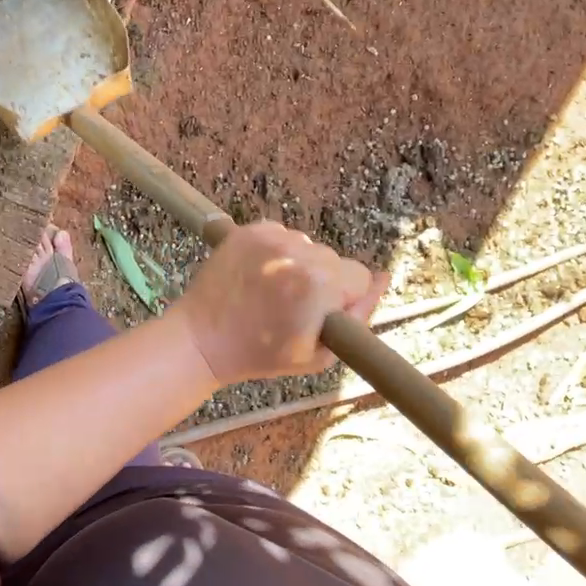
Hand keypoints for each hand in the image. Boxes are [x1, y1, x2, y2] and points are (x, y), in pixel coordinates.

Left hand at [169, 222, 386, 384]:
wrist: (200, 340)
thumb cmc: (260, 354)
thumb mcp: (320, 353)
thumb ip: (360, 315)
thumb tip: (384, 277)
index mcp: (319, 284)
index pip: (359, 276)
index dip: (343, 300)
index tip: (316, 317)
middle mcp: (297, 253)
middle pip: (333, 259)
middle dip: (321, 281)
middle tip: (289, 307)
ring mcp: (269, 238)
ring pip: (307, 246)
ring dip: (298, 265)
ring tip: (270, 293)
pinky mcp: (247, 231)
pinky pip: (281, 236)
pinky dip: (276, 253)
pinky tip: (258, 277)